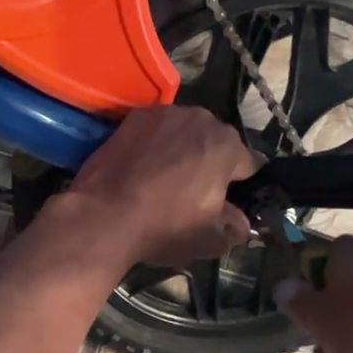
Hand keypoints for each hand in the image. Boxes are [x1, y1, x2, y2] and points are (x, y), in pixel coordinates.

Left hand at [62, 105, 255, 267]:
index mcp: (227, 144)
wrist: (104, 214)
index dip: (239, 188)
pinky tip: (140, 169)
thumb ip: (234, 228)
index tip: (225, 205)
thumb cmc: (165, 225)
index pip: (248, 166)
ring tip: (162, 180)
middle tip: (191, 194)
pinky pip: (154, 132)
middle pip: (214, 143)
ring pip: (183, 134)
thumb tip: (241, 224)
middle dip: (209, 164)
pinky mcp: (131, 118)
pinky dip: (153, 146)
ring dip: (180, 151)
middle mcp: (200, 118)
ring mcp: (163, 114)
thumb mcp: (209, 239)